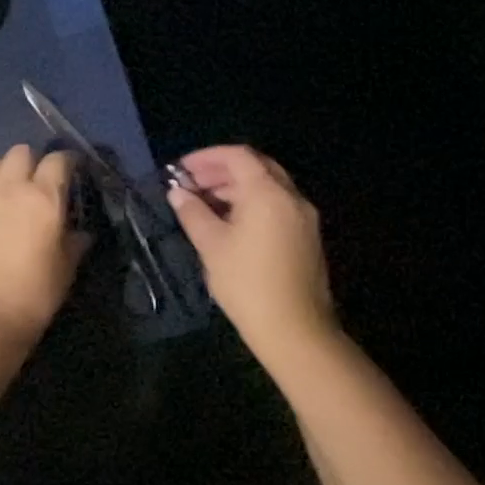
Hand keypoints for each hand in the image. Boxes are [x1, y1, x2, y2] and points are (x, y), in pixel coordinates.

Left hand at [0, 145, 88, 340]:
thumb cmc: (34, 294)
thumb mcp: (65, 269)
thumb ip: (74, 243)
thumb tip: (81, 233)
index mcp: (44, 197)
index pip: (59, 160)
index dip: (67, 163)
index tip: (72, 173)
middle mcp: (11, 187)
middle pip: (22, 152)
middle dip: (33, 162)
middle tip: (38, 183)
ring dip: (4, 170)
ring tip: (9, 190)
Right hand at [167, 145, 337, 355]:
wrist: (293, 327)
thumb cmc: (246, 282)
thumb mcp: (211, 245)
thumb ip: (193, 213)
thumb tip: (178, 193)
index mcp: (268, 193)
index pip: (238, 156)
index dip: (207, 157)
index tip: (181, 169)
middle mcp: (291, 197)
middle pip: (257, 167)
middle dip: (222, 170)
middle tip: (192, 183)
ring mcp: (303, 217)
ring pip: (269, 187)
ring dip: (236, 187)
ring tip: (205, 203)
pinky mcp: (306, 236)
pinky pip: (277, 205)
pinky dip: (252, 203)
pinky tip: (230, 222)